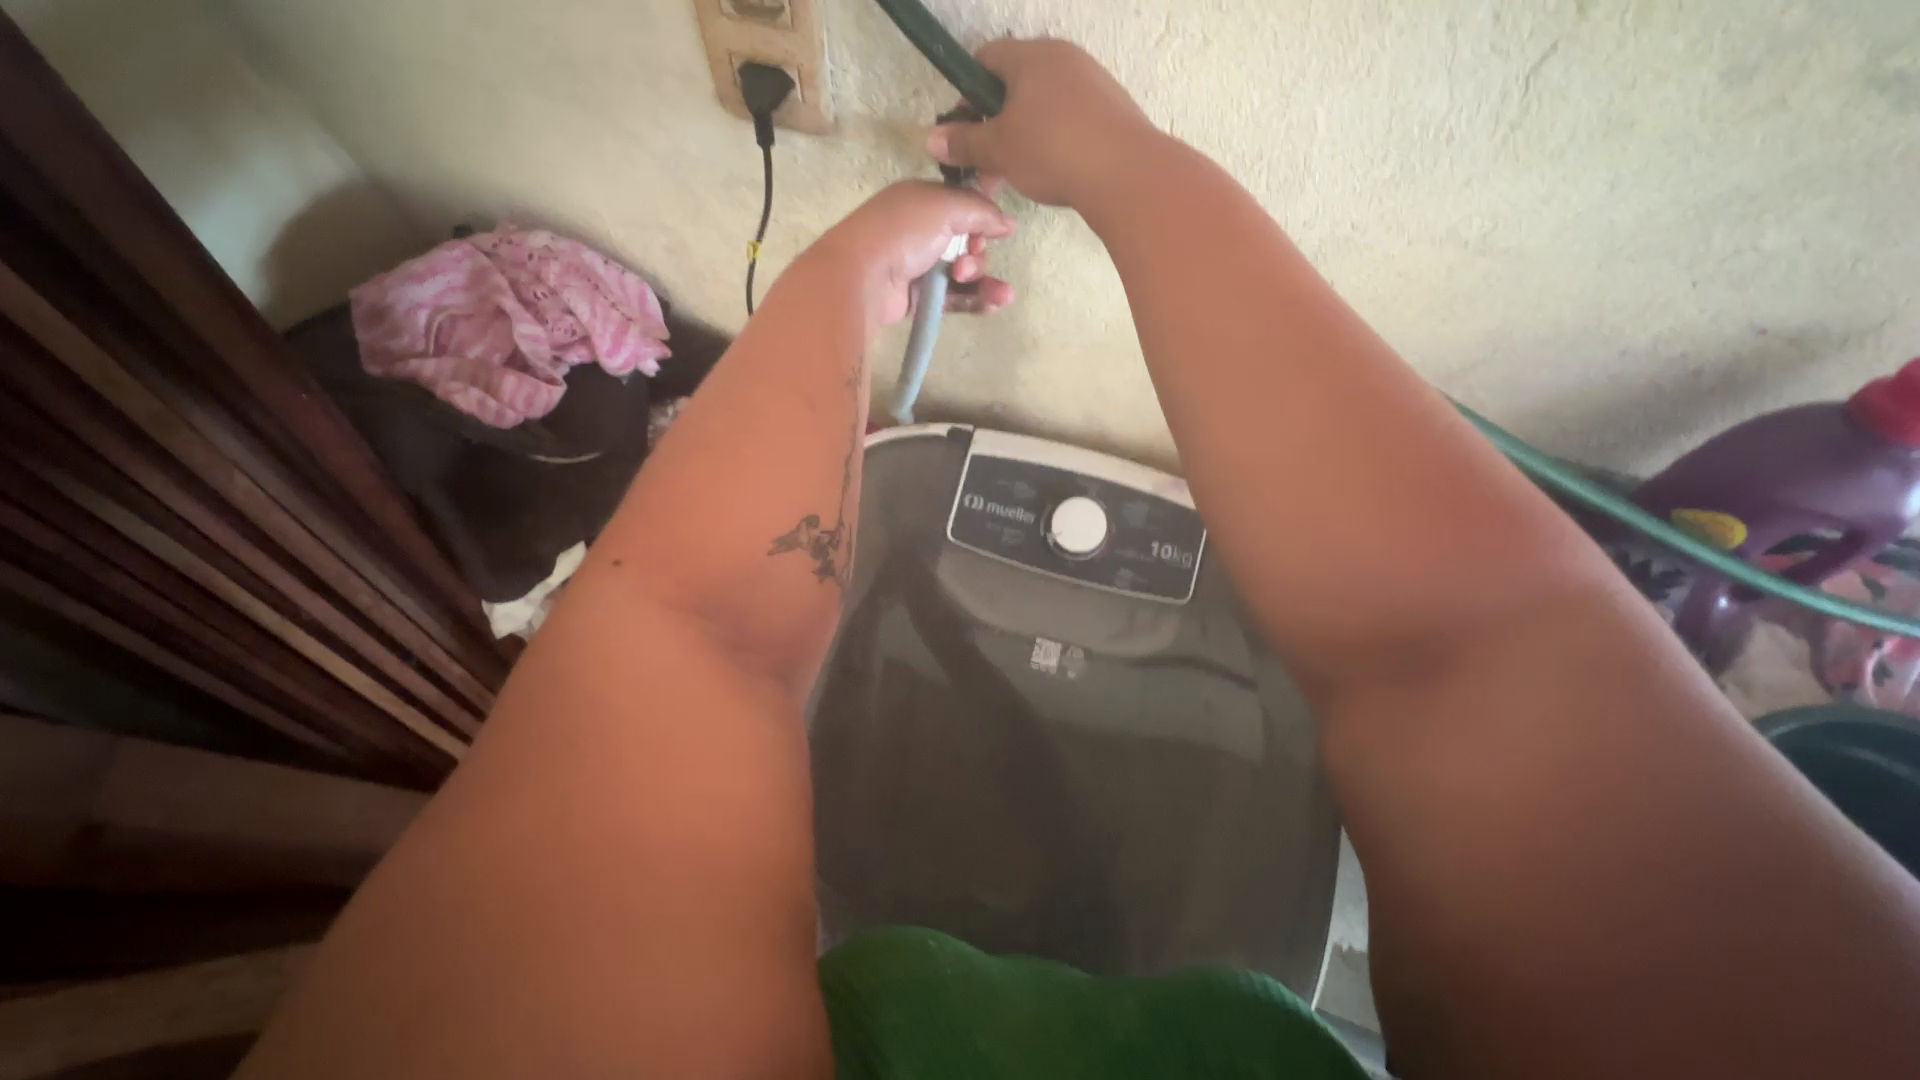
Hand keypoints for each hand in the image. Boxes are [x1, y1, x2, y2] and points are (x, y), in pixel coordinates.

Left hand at [815, 181, 1015, 326]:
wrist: (863, 276)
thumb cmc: (903, 231)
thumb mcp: (945, 206)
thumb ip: (981, 211)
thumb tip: (1009, 223)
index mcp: (923, 201)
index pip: (963, 207)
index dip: (983, 219)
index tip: (996, 231)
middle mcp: (921, 232)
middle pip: (966, 243)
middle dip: (977, 254)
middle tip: (966, 263)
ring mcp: (919, 266)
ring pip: (963, 273)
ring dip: (985, 281)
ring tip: (1000, 293)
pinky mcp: (919, 298)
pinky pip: (954, 298)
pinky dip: (976, 299)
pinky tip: (997, 303)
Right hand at [926, 39, 1160, 208]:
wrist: (1126, 173)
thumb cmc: (1052, 151)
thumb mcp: (998, 150)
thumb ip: (964, 143)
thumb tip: (932, 139)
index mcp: (1031, 56)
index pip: (985, 59)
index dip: (966, 94)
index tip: (962, 131)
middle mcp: (1063, 58)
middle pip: (1015, 84)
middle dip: (994, 124)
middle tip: (985, 165)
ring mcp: (1092, 82)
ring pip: (1042, 106)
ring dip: (1021, 138)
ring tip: (1014, 176)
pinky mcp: (1111, 109)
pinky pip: (1069, 119)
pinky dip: (1051, 142)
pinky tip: (1050, 174)